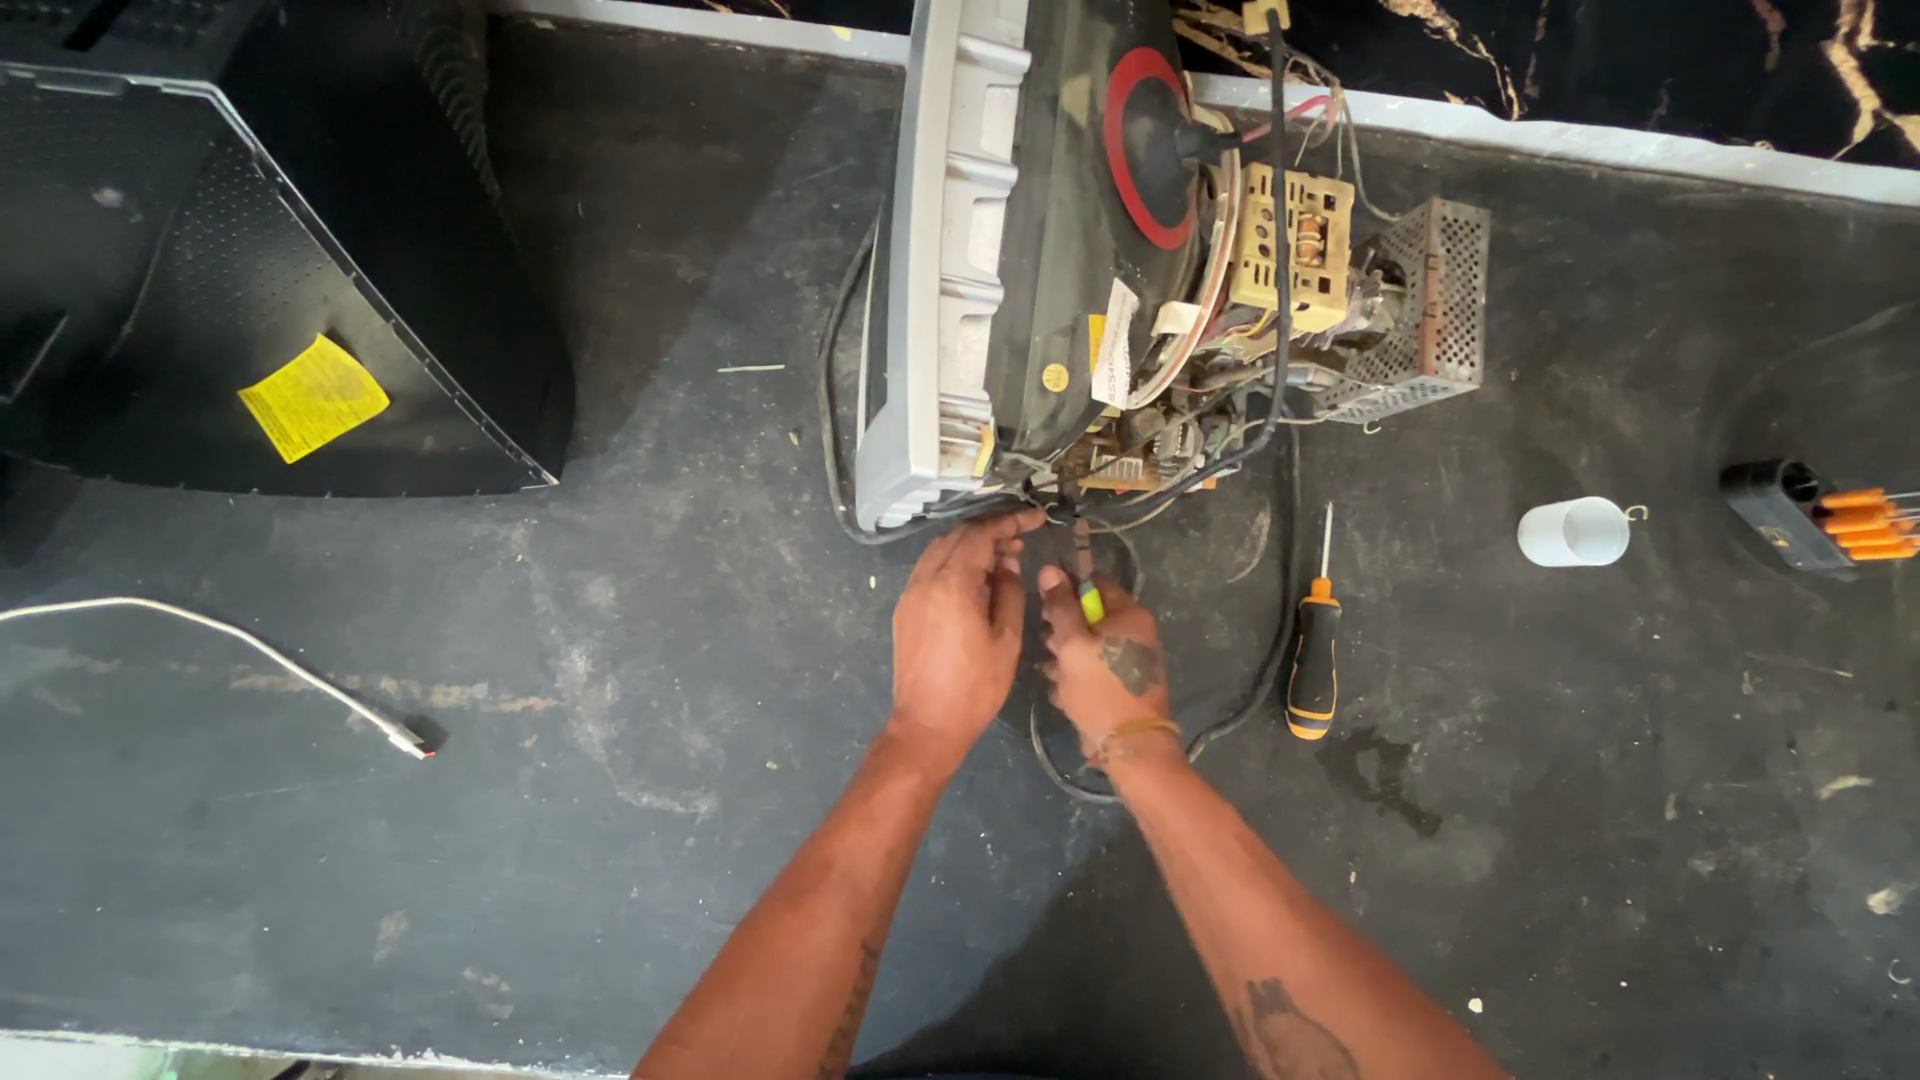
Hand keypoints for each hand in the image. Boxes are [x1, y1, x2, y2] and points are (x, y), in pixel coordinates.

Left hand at [890, 508, 1047, 758]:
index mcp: (952, 584)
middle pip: (956, 535)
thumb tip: (1007, 563)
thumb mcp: (1006, 639)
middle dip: (990, 528)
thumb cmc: (975, 687)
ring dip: (970, 543)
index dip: (1010, 522)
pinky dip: (953, 560)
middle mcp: (925, 580)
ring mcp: (910, 593)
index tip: (1035, 519)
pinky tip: (974, 575)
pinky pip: (929, 569)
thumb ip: (1009, 592)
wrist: (927, 724)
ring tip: (1002, 553)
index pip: (981, 535)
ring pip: (939, 549)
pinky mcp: (904, 609)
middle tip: (1021, 535)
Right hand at [1037, 566, 1175, 764]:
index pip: (1094, 584)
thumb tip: (1049, 569)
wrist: (1129, 746)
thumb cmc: (1099, 689)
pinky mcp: (1124, 684)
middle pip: (1092, 616)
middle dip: (1064, 628)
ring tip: (1051, 672)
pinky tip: (1062, 690)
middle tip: (1047, 643)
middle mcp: (1137, 633)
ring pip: (1090, 645)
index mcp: (1131, 615)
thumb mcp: (1072, 644)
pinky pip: (1096, 669)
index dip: (1066, 589)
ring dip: (1066, 655)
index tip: (1044, 604)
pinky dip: (1078, 675)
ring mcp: (1132, 660)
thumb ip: (1060, 606)